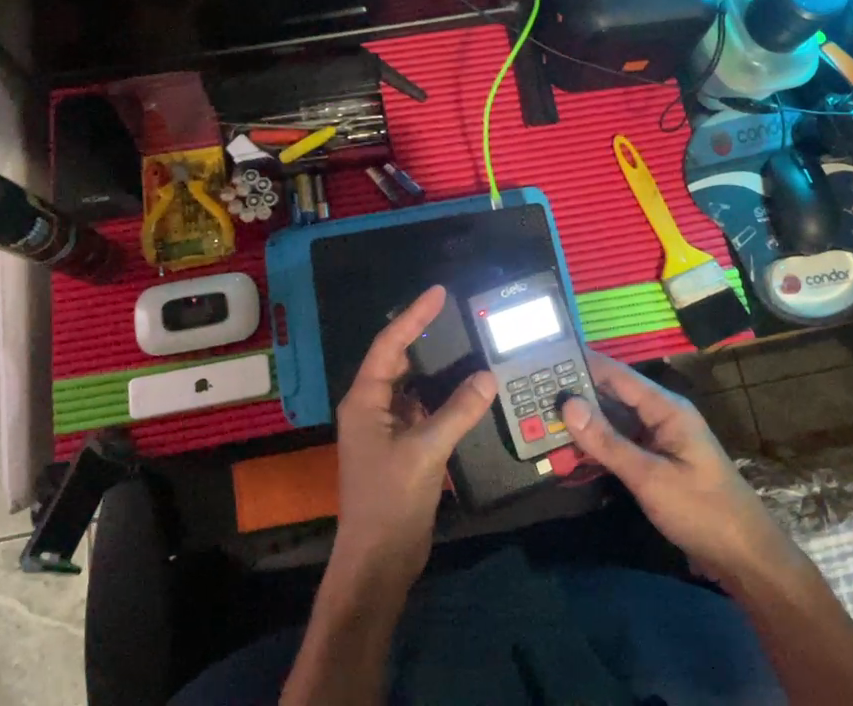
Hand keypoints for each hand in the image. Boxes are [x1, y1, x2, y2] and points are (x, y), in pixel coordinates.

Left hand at [331, 285, 498, 586]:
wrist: (379, 558)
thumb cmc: (391, 500)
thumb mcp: (426, 451)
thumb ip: (458, 411)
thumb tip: (487, 376)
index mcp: (365, 400)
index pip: (390, 345)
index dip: (414, 317)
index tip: (439, 292)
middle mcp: (372, 408)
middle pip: (401, 362)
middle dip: (428, 339)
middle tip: (461, 316)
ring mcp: (387, 429)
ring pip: (415, 387)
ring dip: (440, 371)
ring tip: (472, 346)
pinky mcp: (403, 448)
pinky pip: (425, 410)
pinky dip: (446, 399)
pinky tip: (471, 392)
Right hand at [560, 353, 787, 585]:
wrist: (744, 559)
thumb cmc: (702, 511)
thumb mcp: (650, 477)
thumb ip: (607, 441)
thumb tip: (567, 404)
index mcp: (667, 409)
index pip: (617, 375)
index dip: (582, 364)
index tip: (544, 357)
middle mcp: (661, 417)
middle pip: (612, 396)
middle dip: (575, 394)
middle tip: (528, 391)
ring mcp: (658, 442)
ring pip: (613, 423)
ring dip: (582, 423)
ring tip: (538, 416)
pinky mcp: (655, 465)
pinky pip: (619, 446)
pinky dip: (595, 447)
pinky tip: (566, 450)